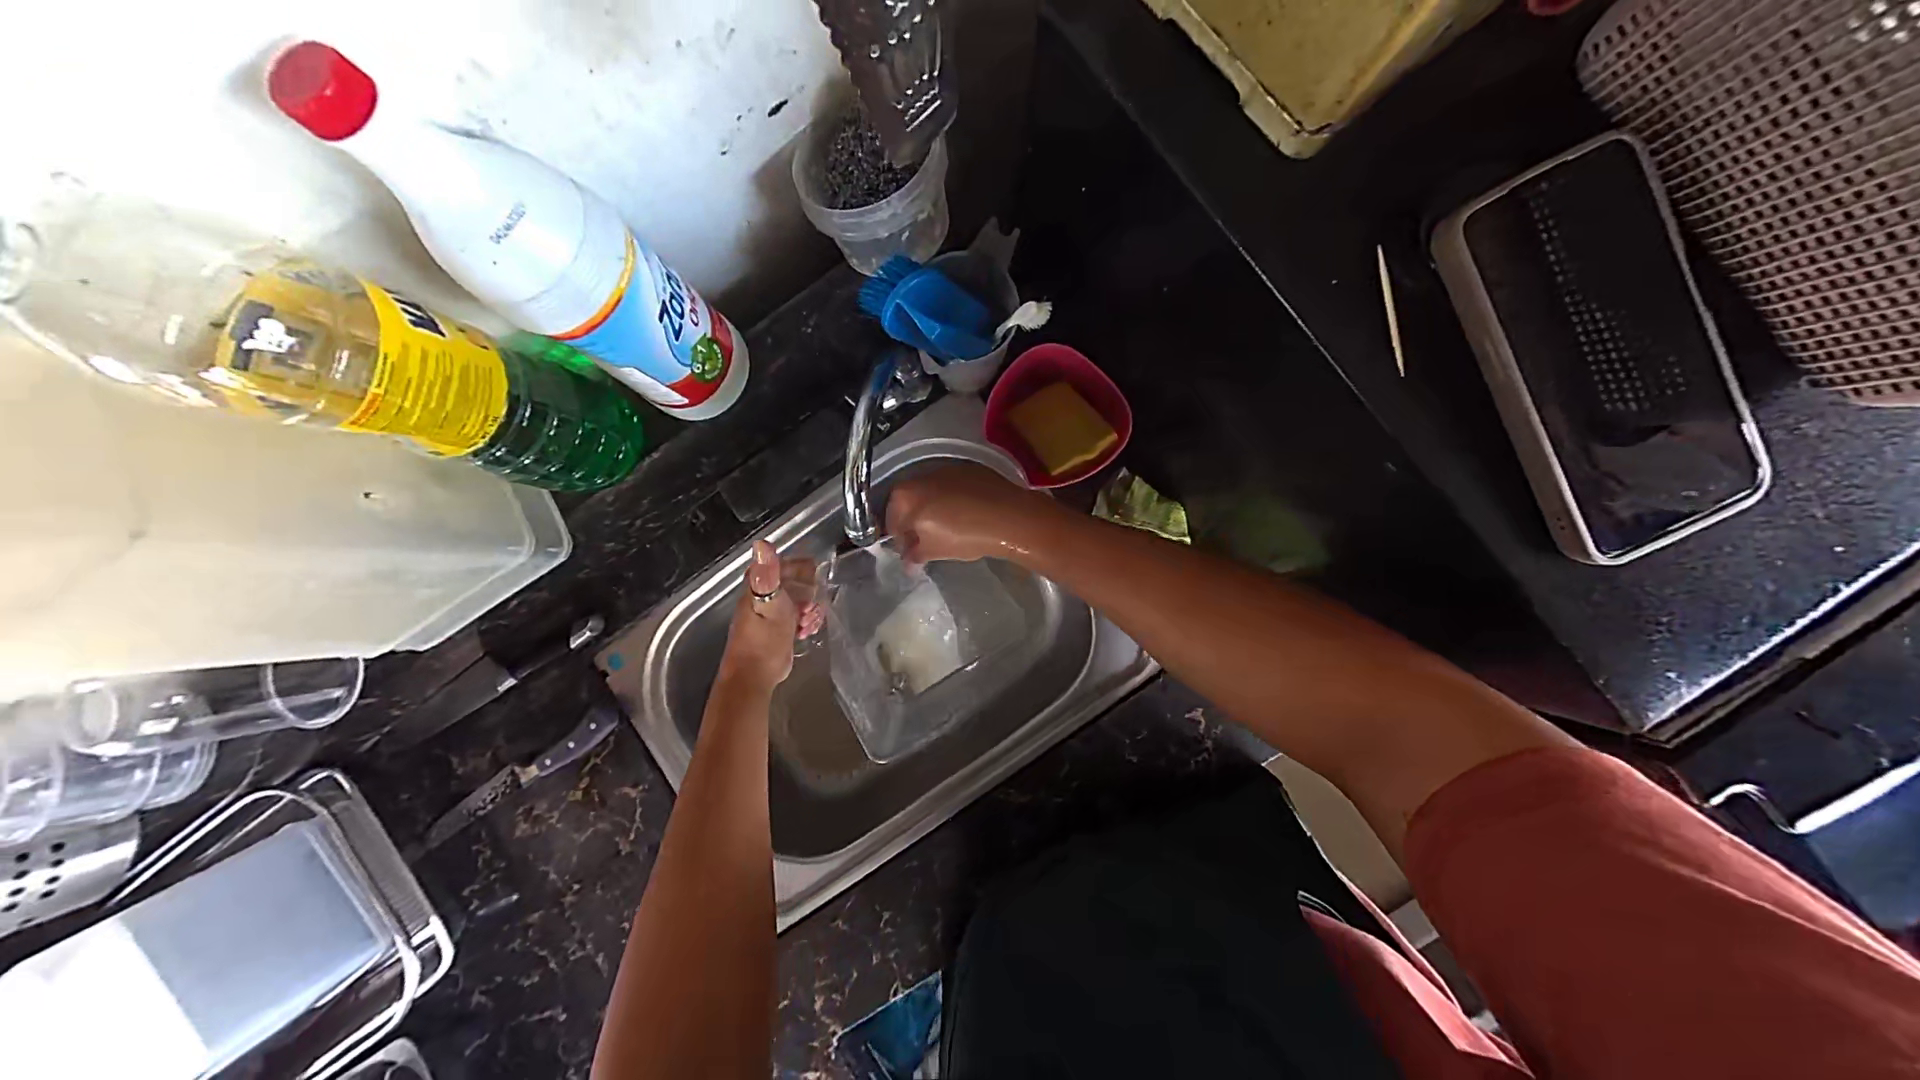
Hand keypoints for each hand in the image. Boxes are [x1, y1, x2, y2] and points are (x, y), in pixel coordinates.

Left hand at [717, 541, 823, 689]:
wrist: (754, 677)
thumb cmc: (762, 641)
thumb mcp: (770, 604)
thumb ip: (768, 574)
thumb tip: (762, 543)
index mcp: (760, 585)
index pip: (788, 565)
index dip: (804, 572)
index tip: (814, 584)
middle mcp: (765, 595)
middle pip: (798, 583)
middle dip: (811, 594)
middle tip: (810, 610)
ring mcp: (772, 613)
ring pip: (801, 601)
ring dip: (811, 610)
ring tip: (808, 624)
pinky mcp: (780, 629)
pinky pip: (800, 617)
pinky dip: (808, 622)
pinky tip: (807, 632)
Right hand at [884, 463, 1058, 564]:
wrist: (1007, 516)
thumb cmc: (963, 535)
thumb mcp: (933, 551)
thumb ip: (914, 555)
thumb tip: (908, 561)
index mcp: (903, 496)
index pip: (892, 523)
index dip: (900, 542)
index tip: (911, 554)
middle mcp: (919, 476)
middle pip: (909, 504)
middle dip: (915, 523)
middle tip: (927, 543)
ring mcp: (945, 470)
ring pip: (930, 494)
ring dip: (933, 510)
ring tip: (948, 529)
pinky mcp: (968, 469)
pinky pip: (951, 488)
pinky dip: (952, 500)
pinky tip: (965, 516)